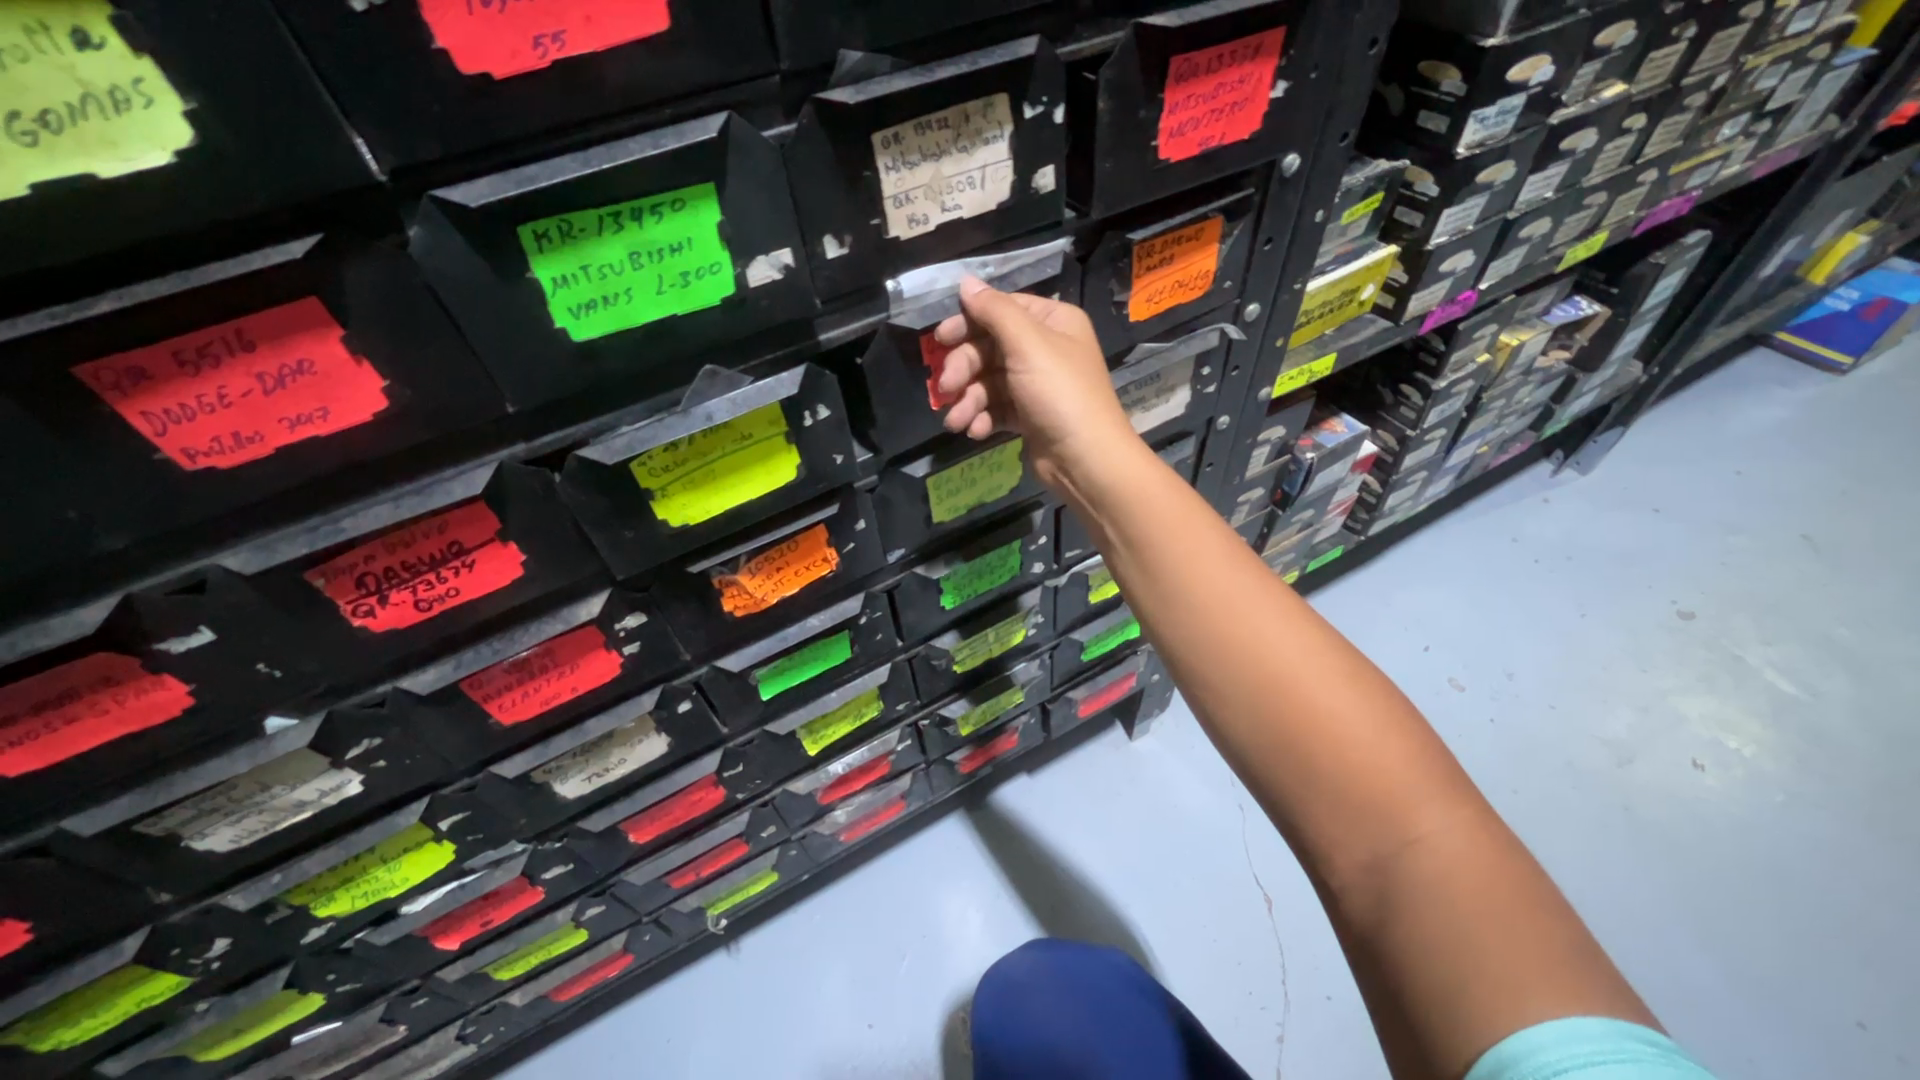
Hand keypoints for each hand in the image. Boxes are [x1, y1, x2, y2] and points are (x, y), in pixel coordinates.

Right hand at [933, 277, 1139, 488]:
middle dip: (964, 369)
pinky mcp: (1029, 415)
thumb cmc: (1060, 393)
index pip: (1002, 309)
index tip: (940, 338)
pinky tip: (974, 431)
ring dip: (968, 399)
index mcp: (1053, 322)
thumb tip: (966, 282)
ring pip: (989, 381)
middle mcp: (1045, 349)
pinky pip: (996, 408)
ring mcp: (1036, 384)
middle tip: (945, 387)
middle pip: (990, 347)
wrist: (1086, 460)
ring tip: (955, 420)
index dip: (968, 322)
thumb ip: (994, 311)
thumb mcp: (1027, 343)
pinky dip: (982, 418)